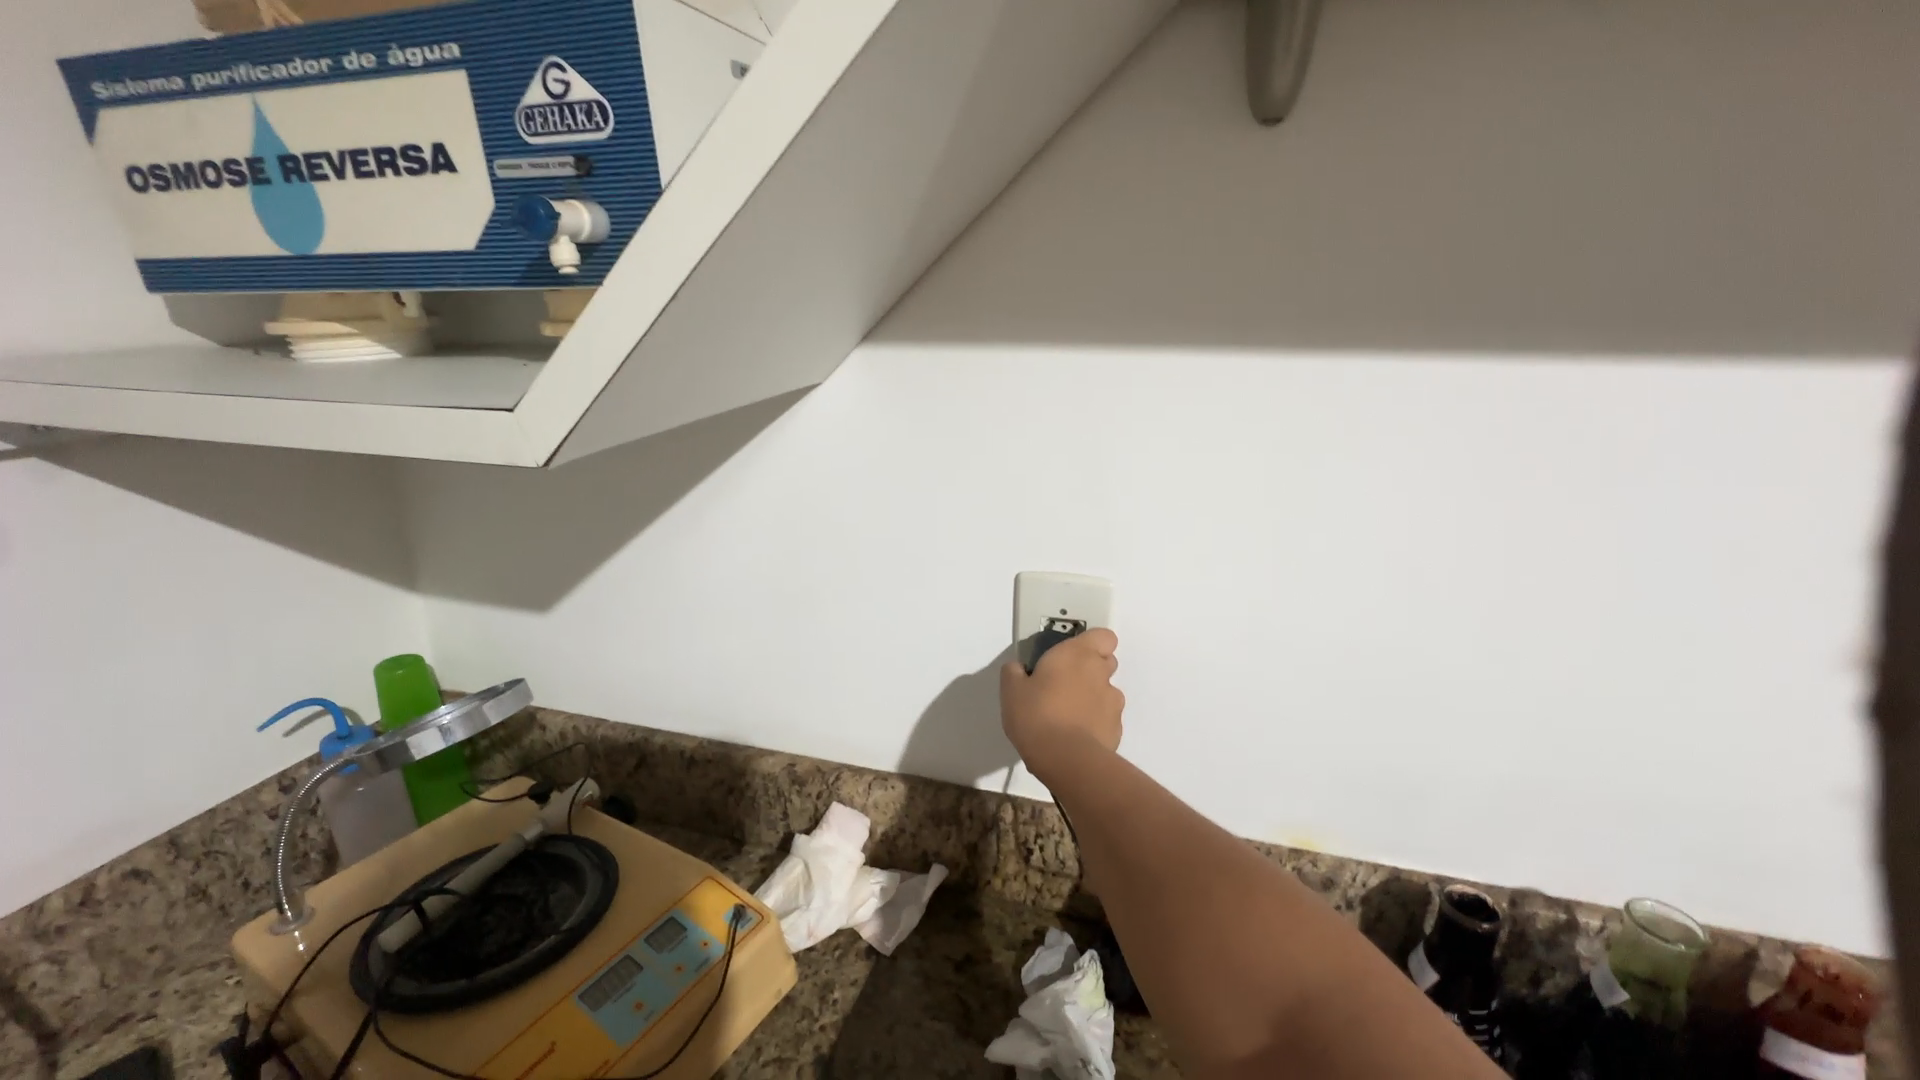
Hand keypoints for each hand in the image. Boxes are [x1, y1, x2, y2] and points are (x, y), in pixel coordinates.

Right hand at [1000, 628, 1124, 781]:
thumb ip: (1014, 672)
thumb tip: (1018, 668)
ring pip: (1107, 692)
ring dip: (1092, 698)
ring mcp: (1113, 703)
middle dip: (1089, 670)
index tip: (1072, 654)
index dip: (1092, 643)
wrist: (1066, 759)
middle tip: (1063, 685)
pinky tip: (1075, 737)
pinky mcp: (1116, 729)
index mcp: (1078, 654)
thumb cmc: (1036, 715)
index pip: (1103, 636)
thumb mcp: (1011, 691)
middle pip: (1105, 662)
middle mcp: (1100, 673)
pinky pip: (1107, 719)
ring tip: (1068, 717)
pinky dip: (1095, 724)